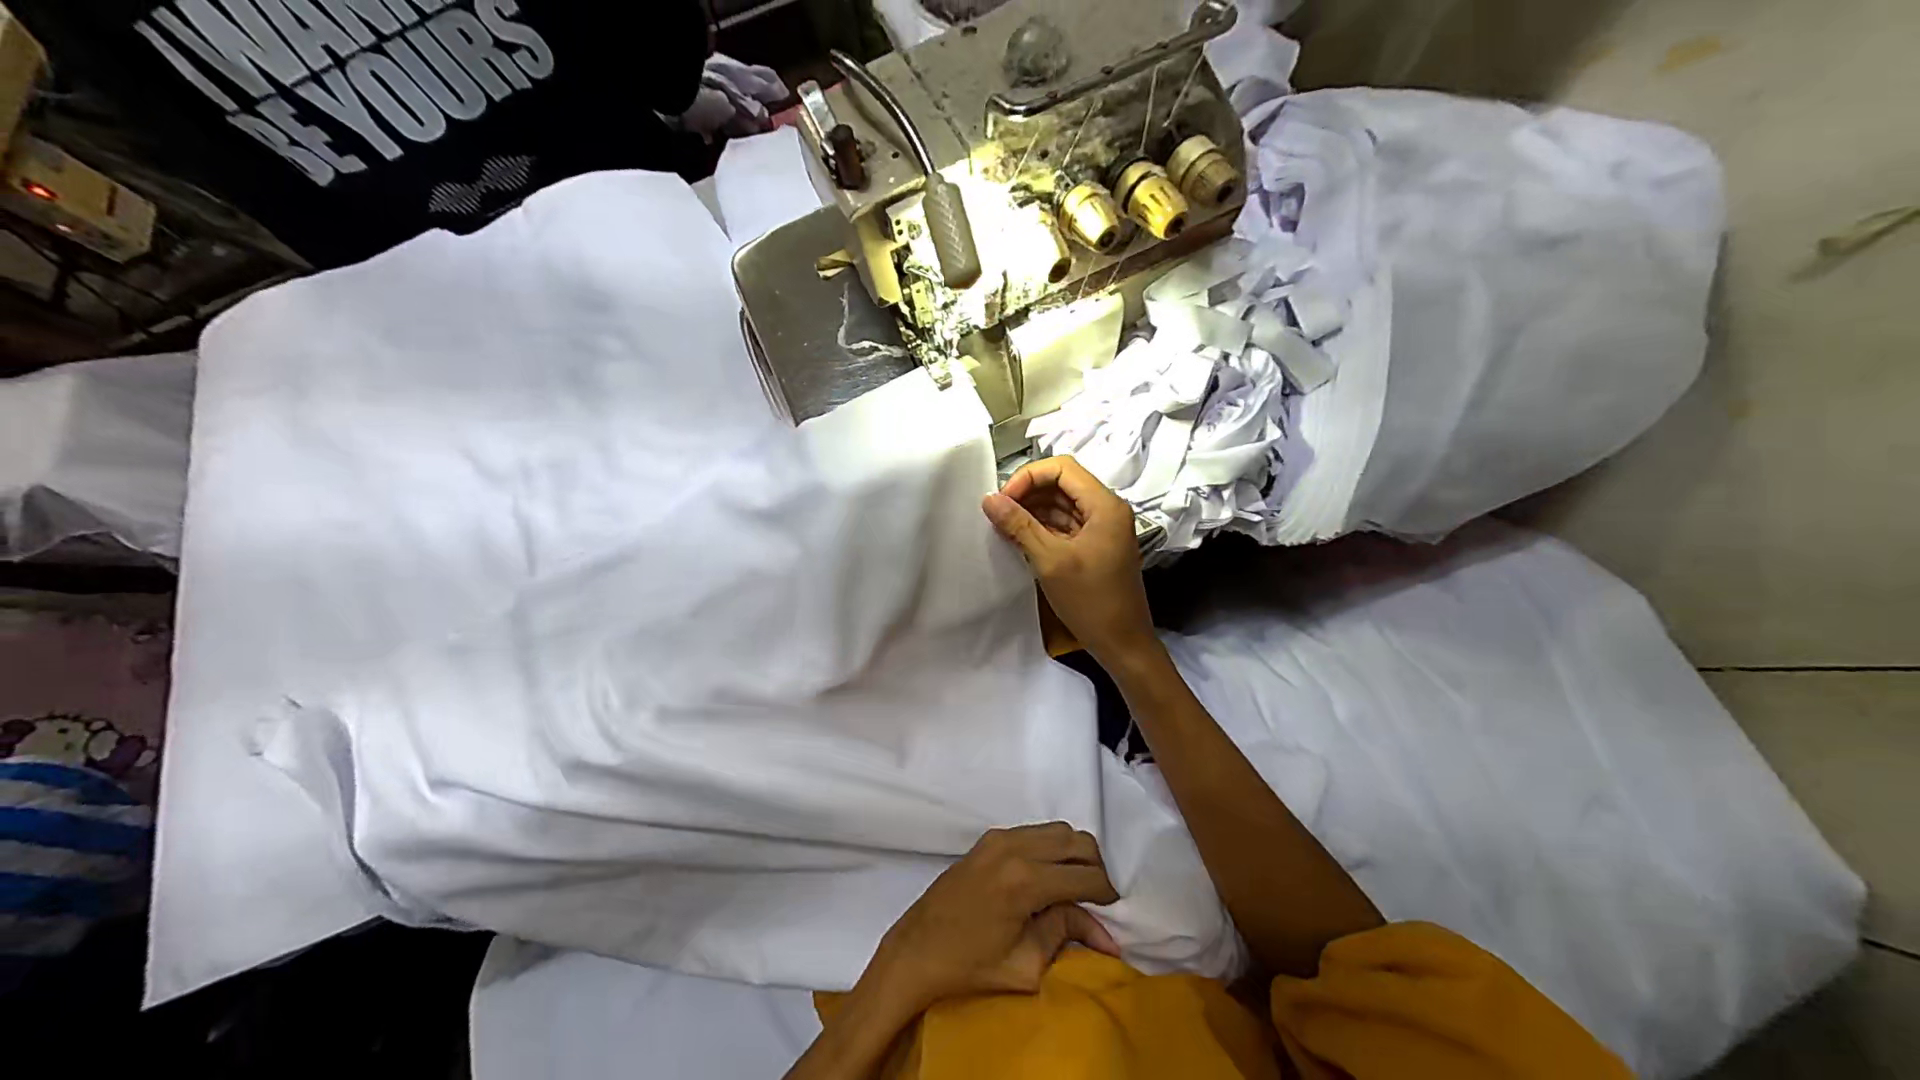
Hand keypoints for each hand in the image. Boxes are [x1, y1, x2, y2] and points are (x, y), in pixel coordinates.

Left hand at [860, 823, 1121, 1012]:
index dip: (1106, 894)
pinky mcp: (988, 839)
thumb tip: (1107, 937)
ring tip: (1074, 886)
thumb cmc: (970, 966)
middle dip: (1095, 867)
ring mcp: (999, 838)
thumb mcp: (1026, 964)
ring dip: (1074, 854)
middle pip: (1077, 841)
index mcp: (1025, 881)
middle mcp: (1015, 848)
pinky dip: (1051, 848)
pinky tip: (1048, 876)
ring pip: (1057, 830)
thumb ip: (1067, 935)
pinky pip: (1034, 832)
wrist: (917, 950)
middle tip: (1097, 897)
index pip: (1085, 877)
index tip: (1113, 910)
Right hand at [982, 456, 1158, 663]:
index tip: (1003, 500)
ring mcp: (1102, 529)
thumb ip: (1019, 526)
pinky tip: (1019, 538)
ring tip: (1004, 526)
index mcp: (1105, 505)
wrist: (1123, 643)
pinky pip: (1065, 525)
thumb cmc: (1091, 601)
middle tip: (998, 513)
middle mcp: (1106, 510)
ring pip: (1061, 505)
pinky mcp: (1095, 547)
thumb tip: (990, 499)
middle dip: (1028, 493)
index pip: (1062, 469)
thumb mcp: (1051, 561)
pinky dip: (1042, 528)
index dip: (1029, 477)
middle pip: (1062, 484)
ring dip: (1032, 511)